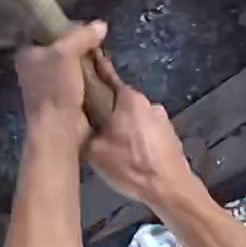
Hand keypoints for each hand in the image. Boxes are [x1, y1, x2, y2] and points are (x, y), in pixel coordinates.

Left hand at [16, 21, 107, 137]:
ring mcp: (50, 82)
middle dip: (78, 41)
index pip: (39, 28)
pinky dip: (91, 73)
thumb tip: (102, 25)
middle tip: (96, 37)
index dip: (58, 21)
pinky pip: (79, 76)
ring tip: (103, 52)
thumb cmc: (55, 88)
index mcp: (26, 52)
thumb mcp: (66, 53)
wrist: (60, 129)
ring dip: (87, 58)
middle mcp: (35, 65)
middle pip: (59, 44)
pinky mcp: (65, 95)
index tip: (79, 20)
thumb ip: (83, 36)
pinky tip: (103, 69)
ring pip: (71, 61)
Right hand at [87, 58, 202, 213]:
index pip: (108, 76)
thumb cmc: (130, 165)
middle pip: (120, 99)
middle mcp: (148, 103)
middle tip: (89, 119)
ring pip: (133, 116)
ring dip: (122, 124)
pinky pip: (145, 130)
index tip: (86, 58)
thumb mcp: (93, 150)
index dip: (95, 69)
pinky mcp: (169, 134)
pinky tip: (127, 153)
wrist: (170, 188)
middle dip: (106, 107)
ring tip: (108, 143)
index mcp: (130, 99)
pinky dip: (135, 136)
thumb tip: (76, 120)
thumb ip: (84, 130)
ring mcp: (162, 119)